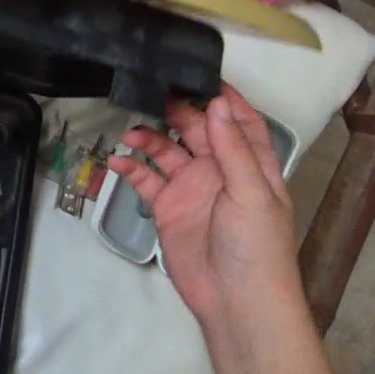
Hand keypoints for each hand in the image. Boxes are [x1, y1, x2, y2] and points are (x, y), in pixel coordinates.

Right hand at [105, 85, 299, 324]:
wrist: (235, 300)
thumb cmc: (256, 245)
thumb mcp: (251, 193)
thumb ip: (232, 149)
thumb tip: (216, 104)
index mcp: (252, 165)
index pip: (241, 122)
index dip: (225, 99)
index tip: (200, 73)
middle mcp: (220, 171)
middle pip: (198, 130)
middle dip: (177, 110)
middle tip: (151, 91)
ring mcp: (191, 189)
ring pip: (167, 152)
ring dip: (149, 138)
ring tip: (130, 132)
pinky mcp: (167, 208)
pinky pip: (147, 180)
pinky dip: (132, 168)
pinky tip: (118, 161)